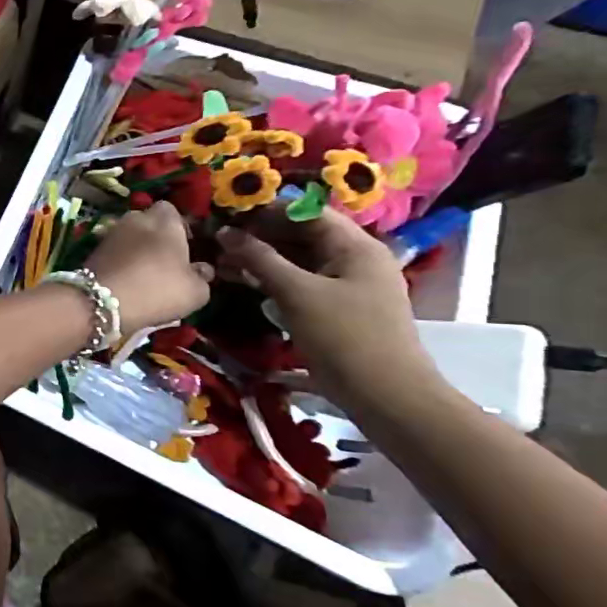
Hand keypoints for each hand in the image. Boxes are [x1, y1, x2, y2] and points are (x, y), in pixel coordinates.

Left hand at [84, 202, 213, 334]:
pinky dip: (119, 261)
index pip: (173, 211)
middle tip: (164, 262)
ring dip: (135, 249)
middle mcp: (135, 219)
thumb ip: (202, 277)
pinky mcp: (92, 249)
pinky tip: (124, 280)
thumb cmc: (158, 290)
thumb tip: (202, 269)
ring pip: (128, 236)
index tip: (185, 248)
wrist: (102, 301)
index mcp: (164, 220)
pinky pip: (113, 251)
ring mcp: (110, 232)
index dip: (180, 227)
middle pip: (148, 221)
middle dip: (155, 236)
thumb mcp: (195, 292)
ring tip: (143, 274)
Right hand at [214, 208, 439, 407]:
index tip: (229, 212)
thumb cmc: (345, 338)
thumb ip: (260, 259)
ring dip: (263, 259)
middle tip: (219, 238)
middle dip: (261, 235)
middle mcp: (356, 260)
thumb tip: (225, 232)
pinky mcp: (339, 310)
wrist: (386, 397)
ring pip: (300, 260)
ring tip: (223, 260)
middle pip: (303, 235)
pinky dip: (275, 280)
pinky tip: (245, 283)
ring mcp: (349, 286)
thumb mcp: (298, 294)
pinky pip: (302, 283)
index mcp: (356, 247)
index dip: (267, 210)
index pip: (308, 212)